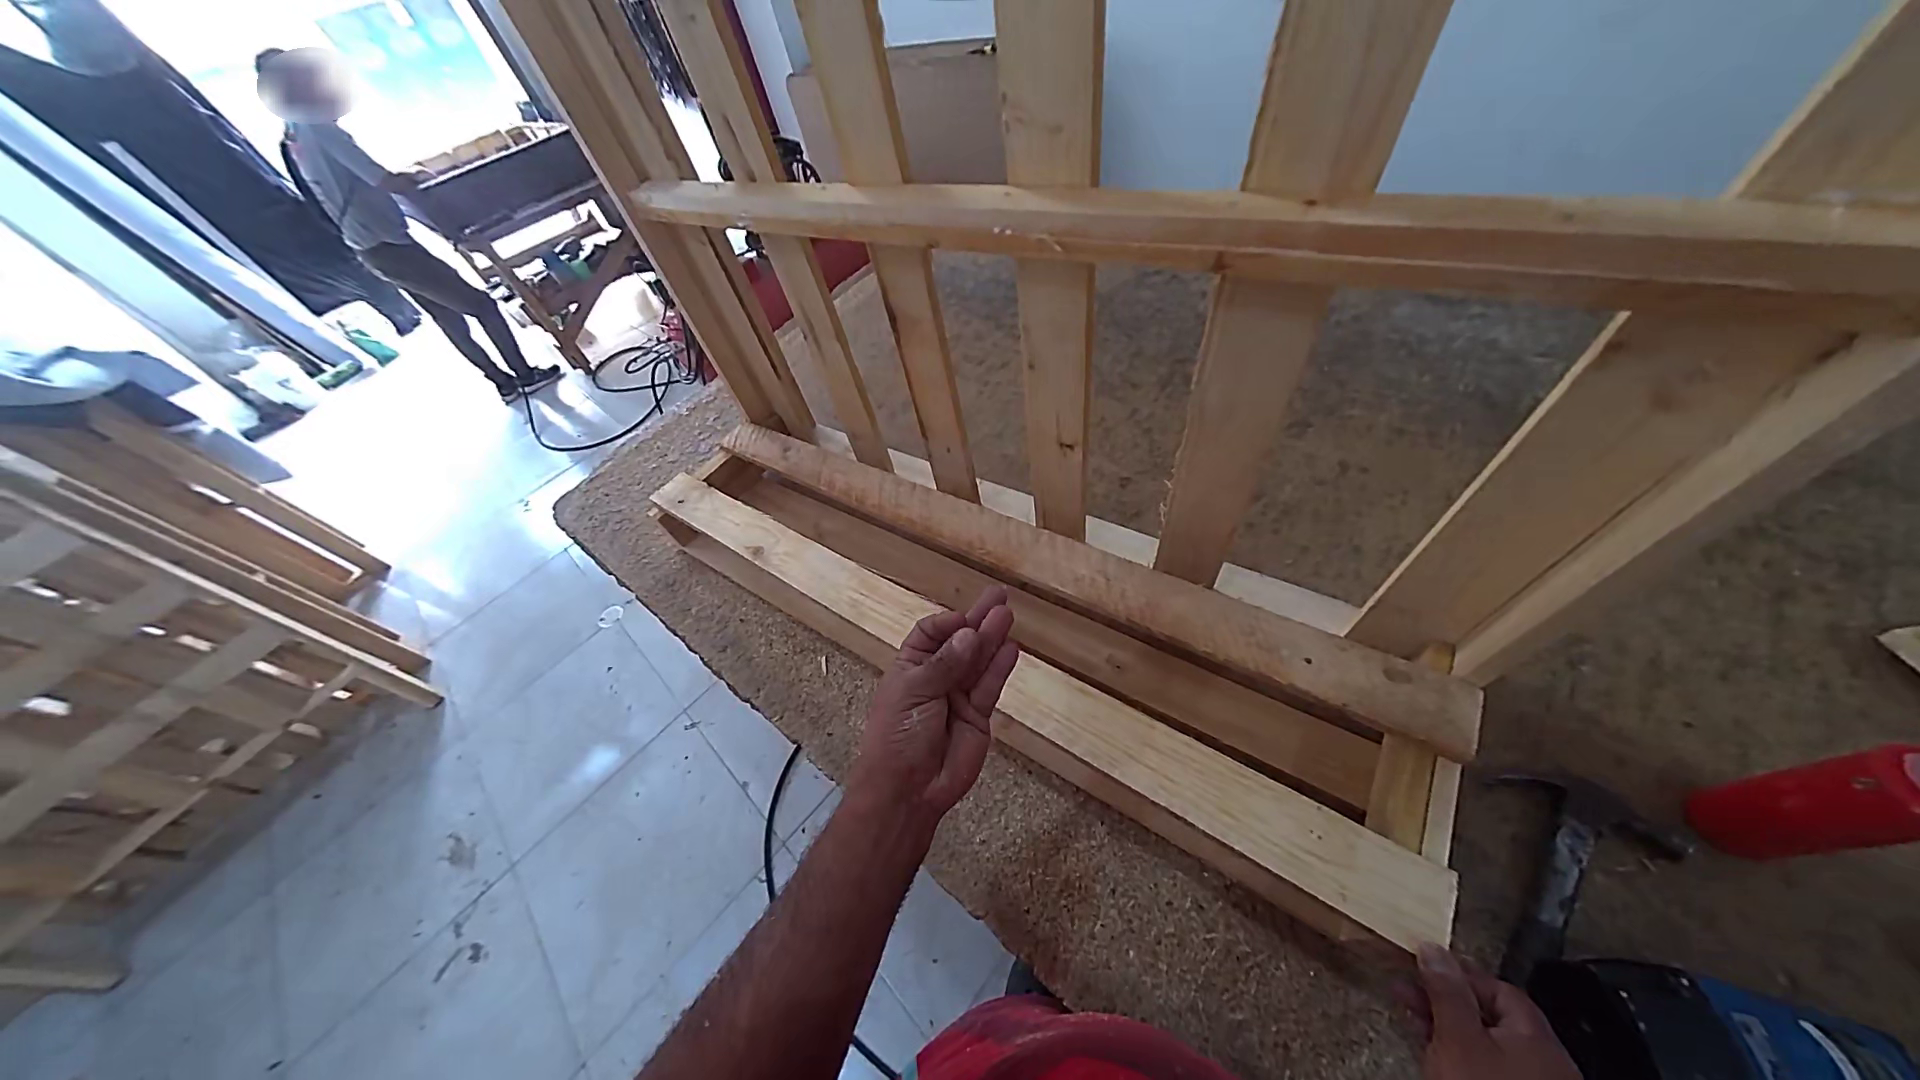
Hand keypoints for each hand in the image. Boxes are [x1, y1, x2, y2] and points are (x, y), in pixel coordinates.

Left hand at [847, 586, 1019, 827]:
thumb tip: (970, 634)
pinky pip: (990, 686)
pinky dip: (1000, 667)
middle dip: (978, 620)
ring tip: (1007, 614)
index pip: (931, 634)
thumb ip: (945, 664)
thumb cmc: (898, 736)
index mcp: (910, 667)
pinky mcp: (977, 716)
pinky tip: (1011, 647)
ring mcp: (958, 697)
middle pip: (960, 642)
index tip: (964, 620)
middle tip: (999, 596)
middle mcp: (935, 677)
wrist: (908, 789)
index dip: (948, 623)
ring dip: (992, 638)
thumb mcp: (914, 692)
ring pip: (978, 661)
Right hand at [1402, 946, 1579, 1079]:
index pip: (1499, 989)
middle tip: (1407, 990)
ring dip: (1445, 1024)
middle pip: (1491, 1015)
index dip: (1460, 973)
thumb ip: (1446, 991)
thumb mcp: (1457, 1037)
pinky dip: (1457, 1052)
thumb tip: (1433, 948)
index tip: (1423, 965)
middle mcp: (1544, 1062)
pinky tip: (1433, 1052)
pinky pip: (1485, 1066)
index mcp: (1538, 1040)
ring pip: (1485, 1041)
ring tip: (1410, 1017)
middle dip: (1446, 998)